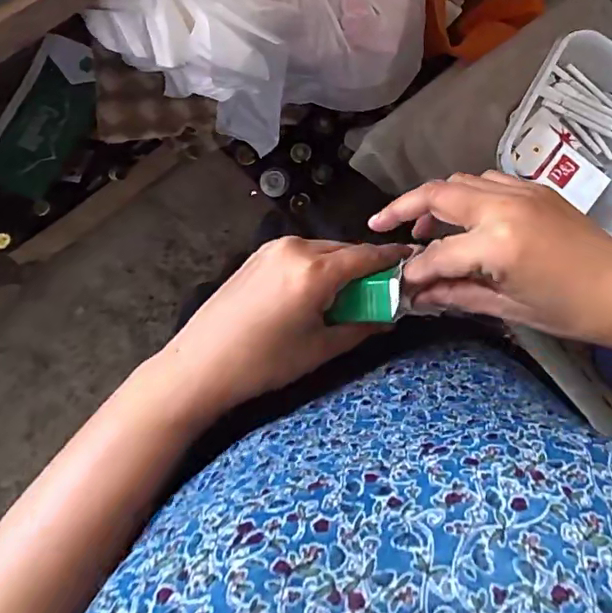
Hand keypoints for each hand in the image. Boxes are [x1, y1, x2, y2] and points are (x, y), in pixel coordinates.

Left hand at [152, 237, 412, 417]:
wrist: (199, 364)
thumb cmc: (263, 362)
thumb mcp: (319, 348)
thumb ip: (360, 325)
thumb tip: (389, 315)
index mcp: (314, 270)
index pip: (366, 256)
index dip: (392, 259)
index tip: (411, 262)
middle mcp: (295, 248)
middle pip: (345, 250)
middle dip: (366, 266)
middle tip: (382, 289)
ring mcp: (273, 248)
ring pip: (323, 250)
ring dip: (341, 266)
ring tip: (347, 294)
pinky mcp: (259, 255)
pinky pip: (301, 253)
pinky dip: (317, 266)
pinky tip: (315, 291)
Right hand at [369, 171, 611, 350]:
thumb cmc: (571, 311)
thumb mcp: (508, 308)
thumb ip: (456, 293)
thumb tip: (417, 292)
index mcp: (499, 242)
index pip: (439, 253)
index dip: (414, 270)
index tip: (398, 282)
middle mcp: (505, 205)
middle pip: (438, 194)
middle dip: (403, 207)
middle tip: (381, 224)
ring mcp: (521, 191)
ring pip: (461, 181)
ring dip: (435, 198)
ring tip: (422, 226)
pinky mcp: (535, 188)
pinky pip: (488, 181)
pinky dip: (466, 194)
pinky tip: (464, 217)